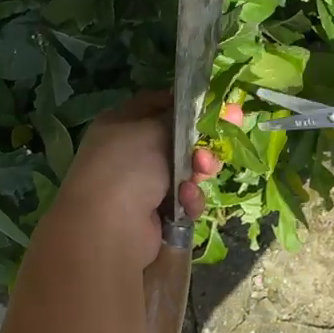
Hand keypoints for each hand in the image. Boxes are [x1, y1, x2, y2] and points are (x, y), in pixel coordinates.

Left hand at [38, 91, 220, 269]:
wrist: (112, 227)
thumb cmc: (128, 167)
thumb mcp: (154, 130)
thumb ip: (178, 118)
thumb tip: (192, 112)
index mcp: (123, 124)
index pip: (158, 105)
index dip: (187, 106)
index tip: (216, 108)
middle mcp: (132, 153)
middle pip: (179, 142)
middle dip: (201, 144)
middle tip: (221, 143)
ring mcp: (144, 185)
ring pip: (187, 173)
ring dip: (198, 172)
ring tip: (203, 172)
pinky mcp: (157, 214)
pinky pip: (184, 201)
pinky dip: (189, 200)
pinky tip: (185, 201)